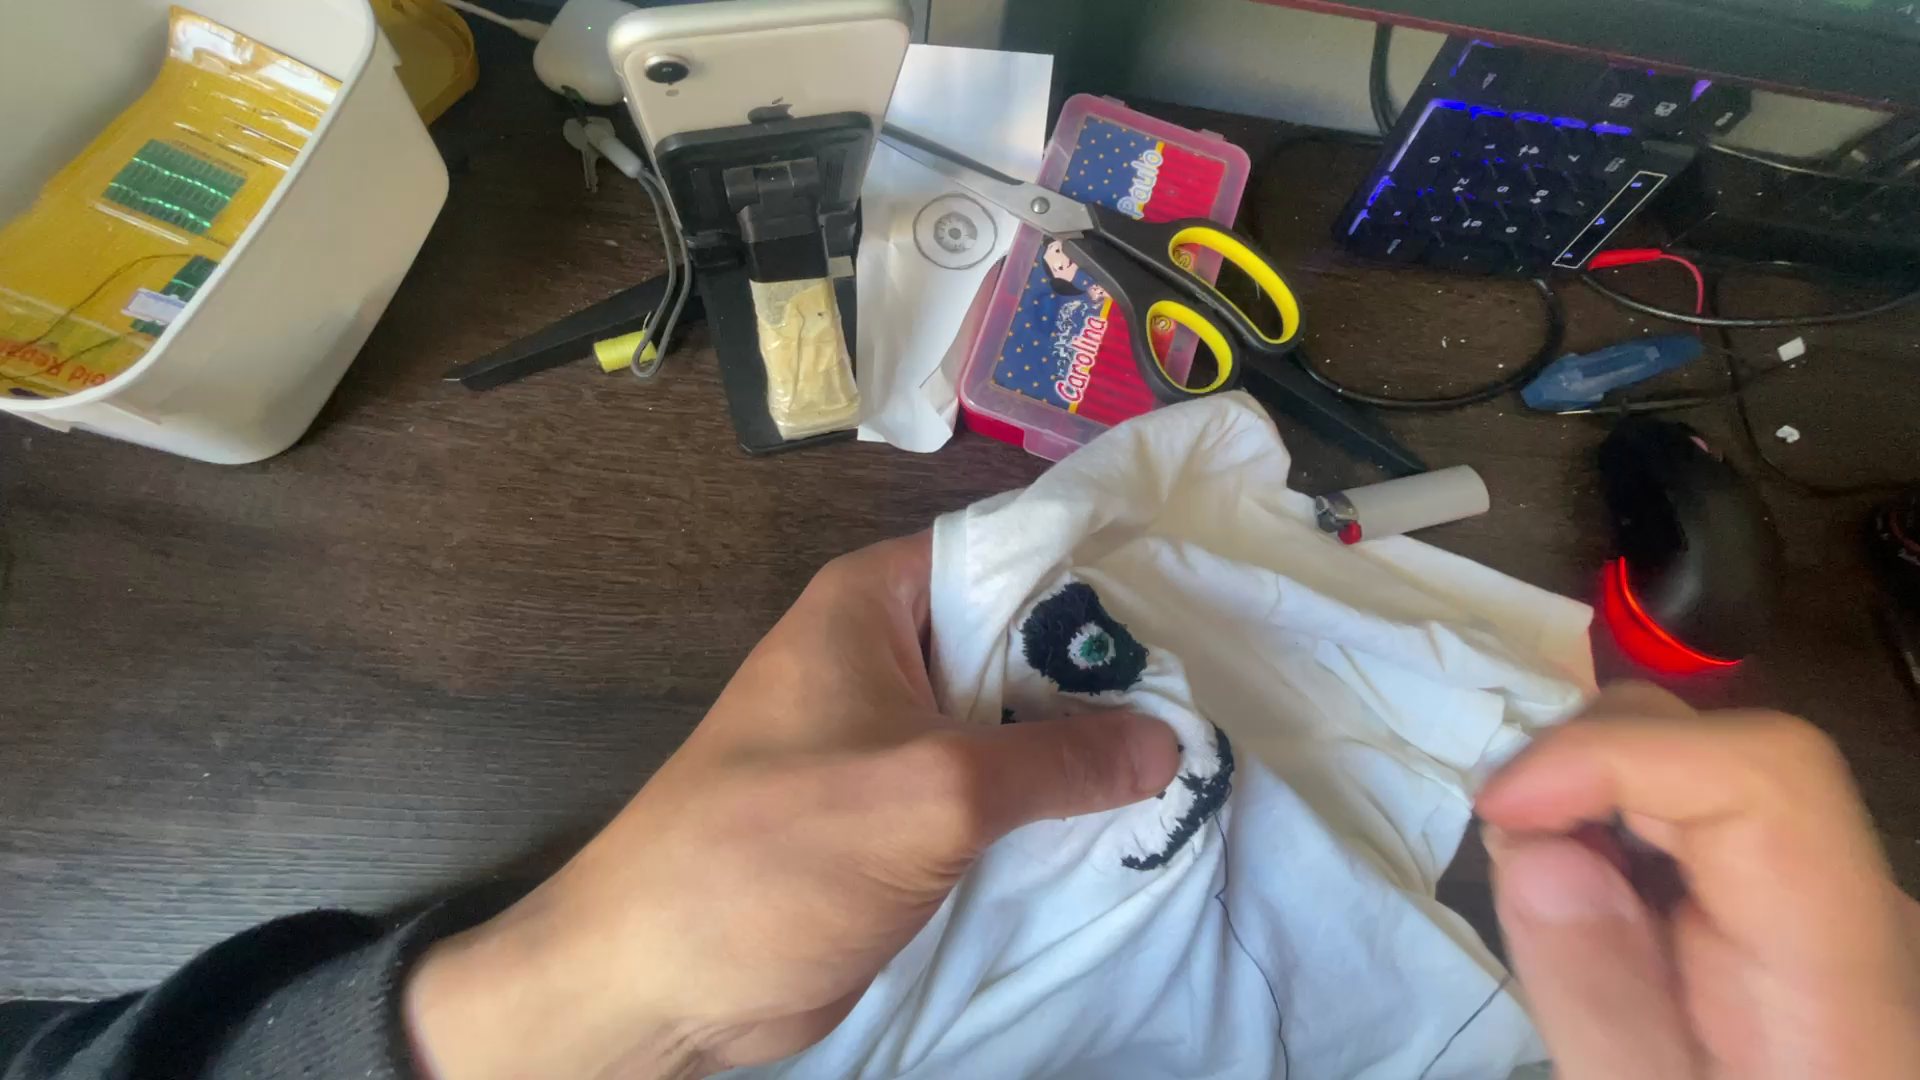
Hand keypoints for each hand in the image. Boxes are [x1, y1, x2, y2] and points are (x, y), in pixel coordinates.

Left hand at [404, 533, 1180, 1079]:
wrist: (659, 976)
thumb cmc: (780, 847)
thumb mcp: (934, 791)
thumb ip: (1056, 760)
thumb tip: (1164, 741)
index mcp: (874, 600)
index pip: (999, 554)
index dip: (1085, 573)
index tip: (1176, 599)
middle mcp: (883, 647)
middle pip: (1010, 635)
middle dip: (1093, 667)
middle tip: (1199, 686)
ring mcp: (891, 724)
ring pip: (1005, 710)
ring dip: (1074, 735)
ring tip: (1185, 744)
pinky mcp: (898, 794)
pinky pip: (988, 773)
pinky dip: (1042, 788)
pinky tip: (1120, 805)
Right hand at [1477, 682, 1919, 1079]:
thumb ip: (1598, 1002)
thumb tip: (1535, 851)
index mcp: (1838, 973)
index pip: (1756, 775)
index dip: (1606, 755)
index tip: (1500, 808)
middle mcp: (1844, 900)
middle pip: (1704, 741)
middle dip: (1568, 762)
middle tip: (1502, 839)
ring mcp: (1806, 880)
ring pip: (1673, 751)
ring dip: (1567, 782)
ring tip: (1527, 864)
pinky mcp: (1760, 880)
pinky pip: (1663, 789)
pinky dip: (1581, 802)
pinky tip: (1562, 868)